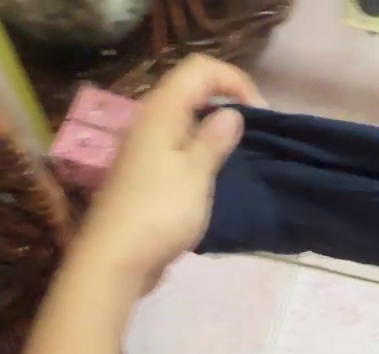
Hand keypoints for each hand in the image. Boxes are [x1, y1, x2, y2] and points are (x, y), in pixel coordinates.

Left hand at [80, 57, 264, 292]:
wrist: (117, 257)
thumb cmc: (159, 213)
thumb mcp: (195, 174)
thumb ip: (214, 140)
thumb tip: (230, 114)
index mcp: (162, 111)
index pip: (200, 70)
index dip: (234, 81)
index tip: (261, 115)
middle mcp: (151, 122)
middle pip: (192, 93)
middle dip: (228, 105)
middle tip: (256, 136)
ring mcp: (147, 150)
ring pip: (186, 123)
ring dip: (216, 133)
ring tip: (242, 157)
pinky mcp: (148, 177)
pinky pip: (180, 151)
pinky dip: (202, 155)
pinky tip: (218, 178)